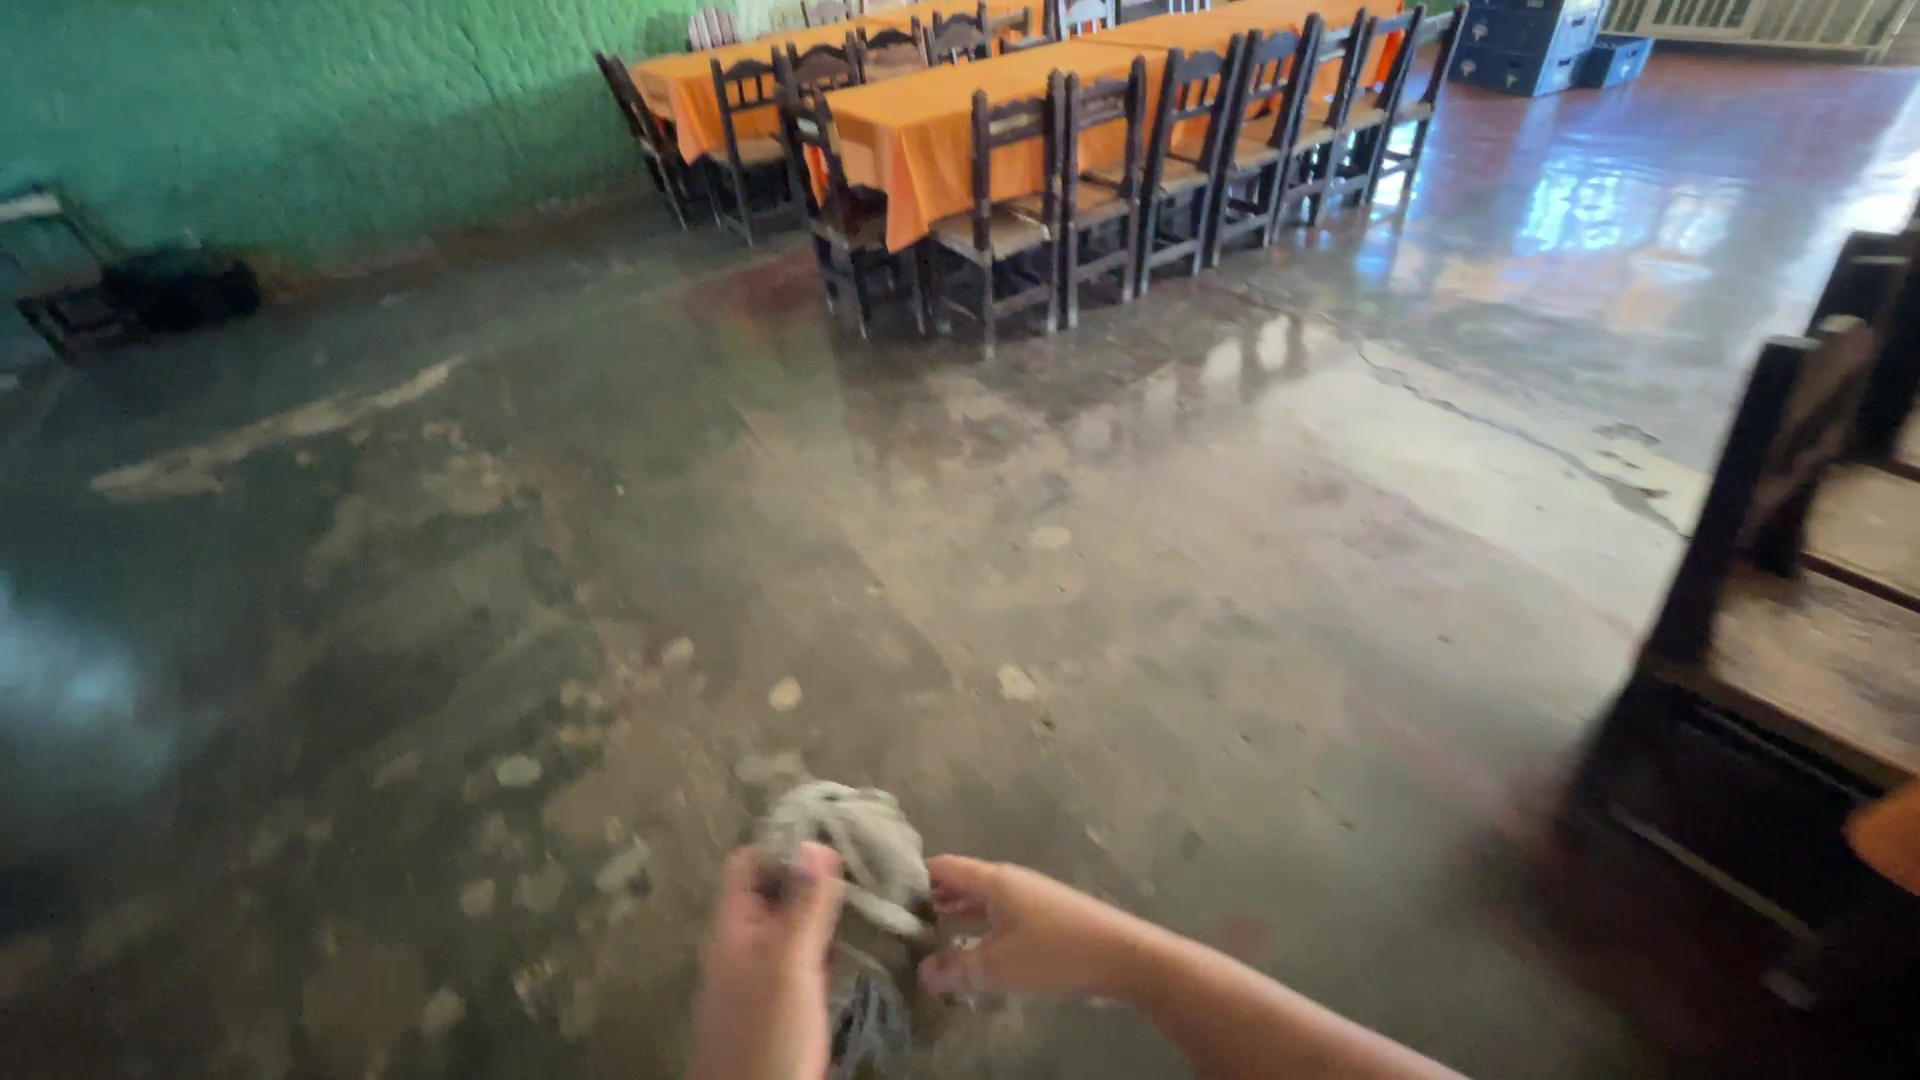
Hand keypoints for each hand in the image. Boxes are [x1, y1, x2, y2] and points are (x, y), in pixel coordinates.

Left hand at [688, 843, 844, 1079]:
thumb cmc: (767, 1037)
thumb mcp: (788, 964)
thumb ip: (804, 904)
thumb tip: (815, 841)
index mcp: (733, 928)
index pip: (749, 863)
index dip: (784, 846)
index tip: (832, 837)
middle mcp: (745, 943)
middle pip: (773, 889)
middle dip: (813, 872)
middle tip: (862, 859)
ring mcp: (764, 974)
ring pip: (792, 921)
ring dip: (824, 905)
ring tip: (871, 888)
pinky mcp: (784, 1001)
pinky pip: (805, 953)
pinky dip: (829, 938)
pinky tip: (862, 934)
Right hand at [917, 855, 1147, 999]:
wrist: (1121, 956)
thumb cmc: (1055, 952)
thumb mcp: (999, 966)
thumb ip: (957, 968)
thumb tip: (921, 972)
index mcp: (992, 880)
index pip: (943, 866)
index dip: (914, 877)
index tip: (886, 896)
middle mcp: (1006, 882)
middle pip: (959, 884)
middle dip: (931, 902)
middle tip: (898, 927)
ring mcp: (1025, 899)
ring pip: (979, 904)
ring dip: (955, 920)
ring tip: (924, 944)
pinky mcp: (1041, 920)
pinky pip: (997, 919)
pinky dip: (977, 932)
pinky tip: (967, 957)